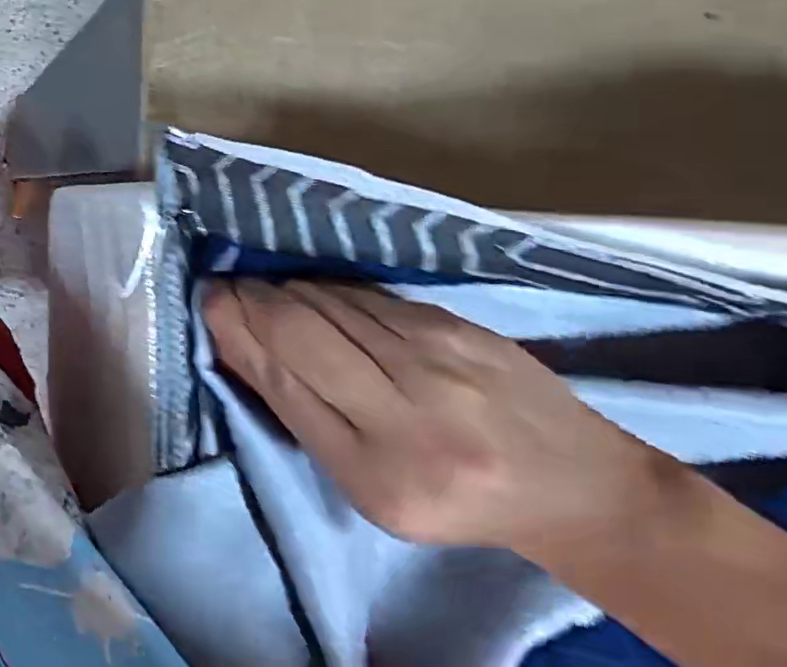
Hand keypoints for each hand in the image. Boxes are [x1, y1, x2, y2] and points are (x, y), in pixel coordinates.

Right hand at [204, 279, 677, 554]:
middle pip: (300, 326)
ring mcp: (441, 355)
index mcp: (382, 466)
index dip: (236, 327)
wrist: (579, 490)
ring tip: (262, 292)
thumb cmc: (449, 498)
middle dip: (250, 299)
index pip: (283, 374)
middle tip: (225, 289)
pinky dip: (324, 290)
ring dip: (282, 290)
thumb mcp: (362, 482)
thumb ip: (297, 410)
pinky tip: (312, 296)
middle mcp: (414, 406)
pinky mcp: (456, 324)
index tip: (207, 299)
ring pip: (329, 301)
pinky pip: (365, 295)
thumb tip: (236, 337)